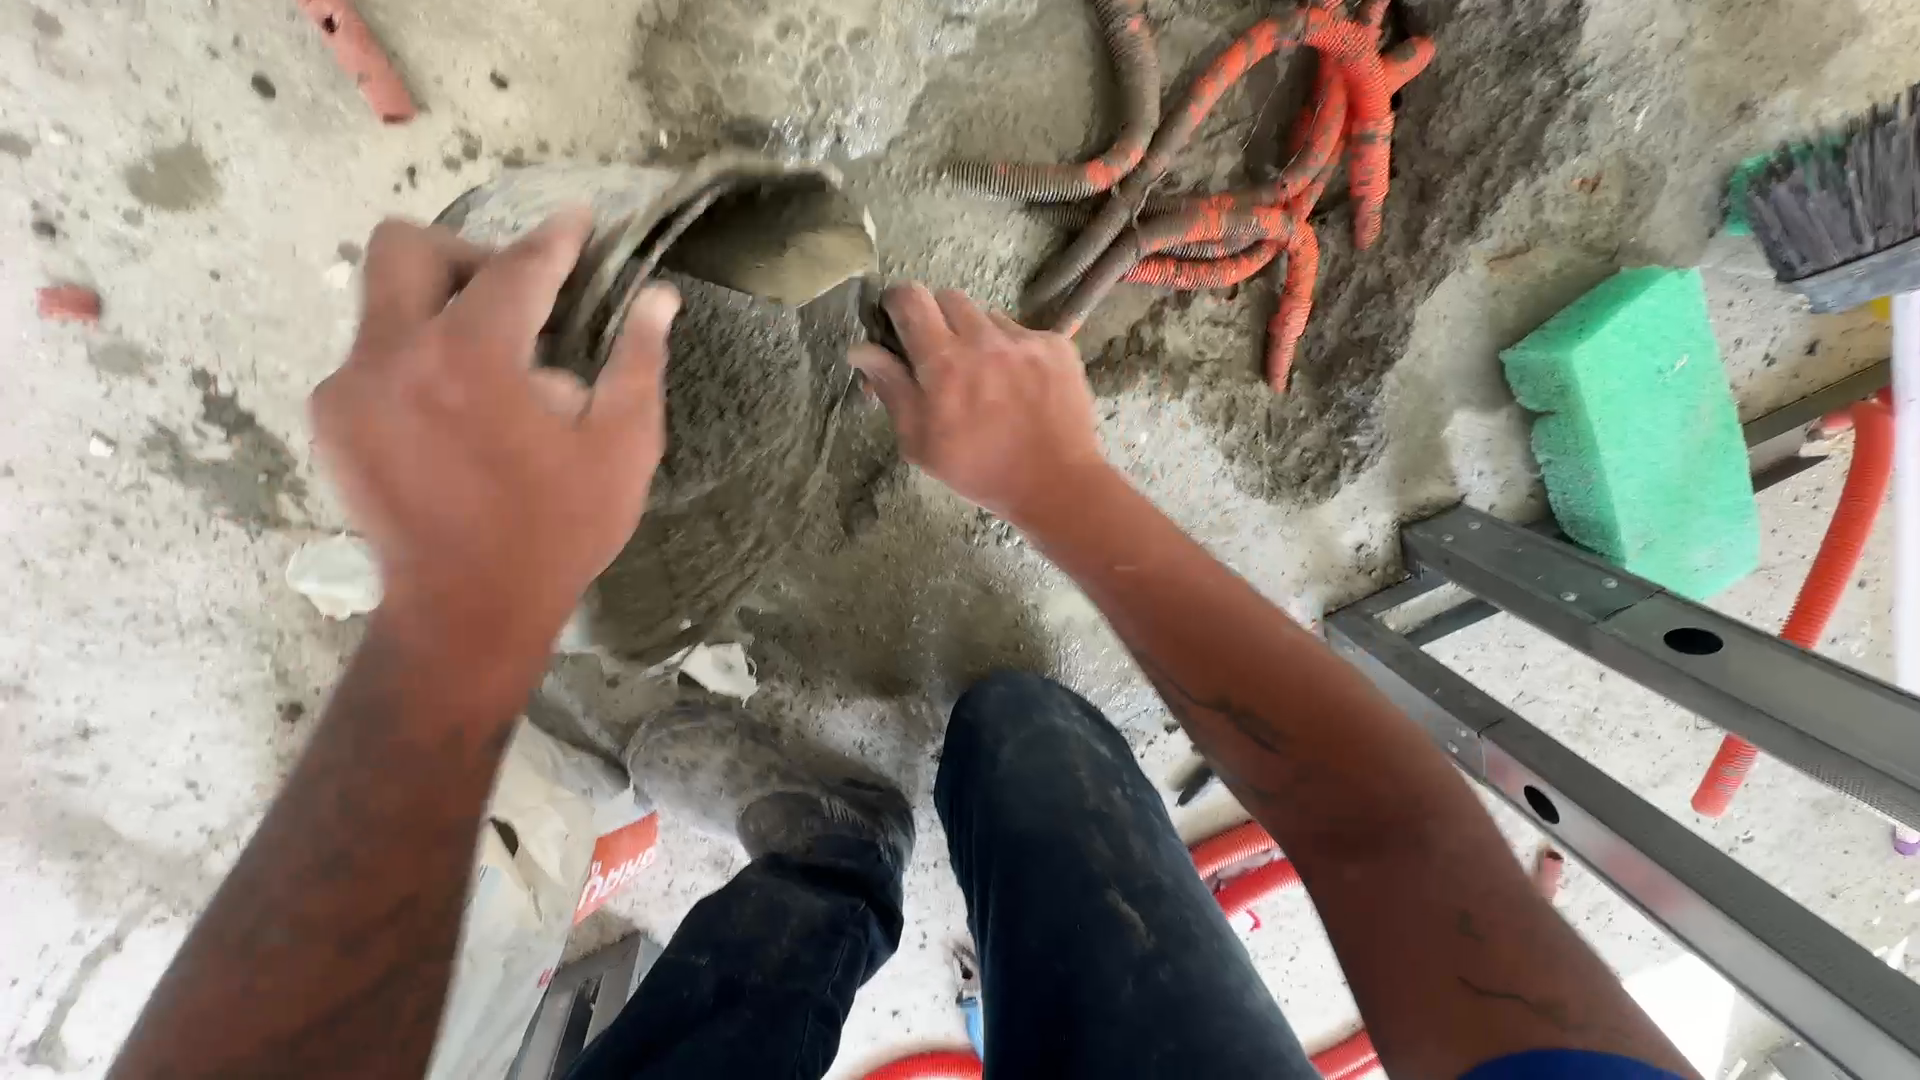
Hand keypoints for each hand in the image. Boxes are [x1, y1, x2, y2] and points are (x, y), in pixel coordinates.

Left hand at [311, 210, 678, 652]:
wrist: (469, 608)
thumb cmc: (561, 529)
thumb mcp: (623, 447)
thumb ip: (638, 361)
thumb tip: (659, 298)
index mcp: (473, 358)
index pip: (515, 268)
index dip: (555, 239)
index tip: (578, 220)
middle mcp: (393, 354)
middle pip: (407, 248)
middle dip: (468, 256)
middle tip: (517, 301)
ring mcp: (350, 387)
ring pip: (384, 302)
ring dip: (445, 314)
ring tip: (497, 378)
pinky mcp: (332, 420)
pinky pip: (372, 356)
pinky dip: (421, 361)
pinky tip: (461, 416)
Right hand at [848, 284, 1109, 525]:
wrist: (1055, 484)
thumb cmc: (978, 470)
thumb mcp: (919, 442)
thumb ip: (891, 389)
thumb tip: (861, 349)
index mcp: (943, 363)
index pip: (910, 299)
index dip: (897, 302)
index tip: (897, 321)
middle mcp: (983, 340)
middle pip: (948, 297)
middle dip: (937, 320)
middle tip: (941, 357)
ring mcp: (1024, 340)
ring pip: (987, 316)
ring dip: (977, 336)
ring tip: (985, 377)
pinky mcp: (1056, 346)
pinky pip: (1023, 332)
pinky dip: (1014, 351)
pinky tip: (1018, 385)